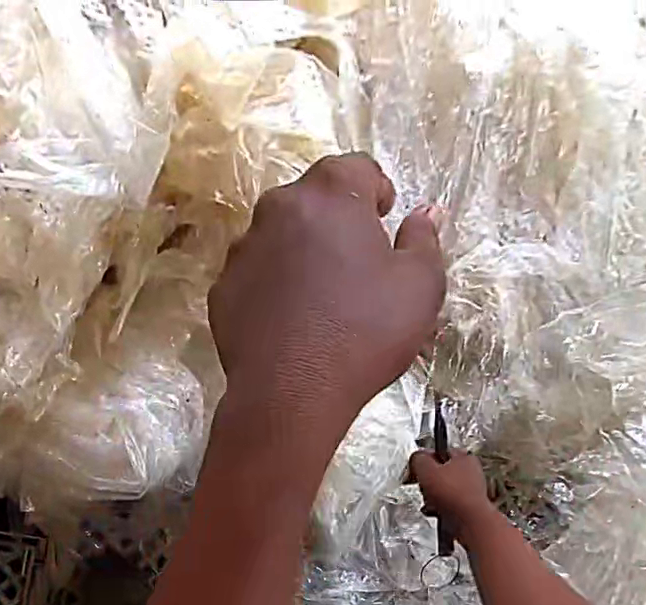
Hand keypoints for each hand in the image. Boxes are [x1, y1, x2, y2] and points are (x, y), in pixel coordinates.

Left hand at [208, 153, 444, 457]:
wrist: (291, 394)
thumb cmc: (363, 336)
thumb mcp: (420, 289)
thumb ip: (424, 241)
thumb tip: (424, 213)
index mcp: (330, 195)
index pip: (356, 168)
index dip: (375, 190)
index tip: (383, 218)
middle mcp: (278, 209)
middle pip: (312, 202)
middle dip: (336, 223)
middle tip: (355, 267)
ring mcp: (242, 251)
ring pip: (278, 239)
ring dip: (300, 256)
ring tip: (319, 301)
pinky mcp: (221, 291)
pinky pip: (254, 278)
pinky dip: (272, 290)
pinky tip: (289, 324)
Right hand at [410, 450, 501, 546]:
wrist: (469, 522)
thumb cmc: (454, 495)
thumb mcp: (426, 470)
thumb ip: (418, 460)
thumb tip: (416, 458)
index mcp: (464, 457)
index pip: (440, 452)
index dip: (425, 460)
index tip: (417, 469)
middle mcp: (472, 472)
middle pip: (441, 473)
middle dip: (429, 482)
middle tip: (424, 487)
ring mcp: (472, 491)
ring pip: (444, 491)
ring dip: (433, 498)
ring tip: (430, 503)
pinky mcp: (469, 508)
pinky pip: (449, 505)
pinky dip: (440, 509)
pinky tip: (436, 512)